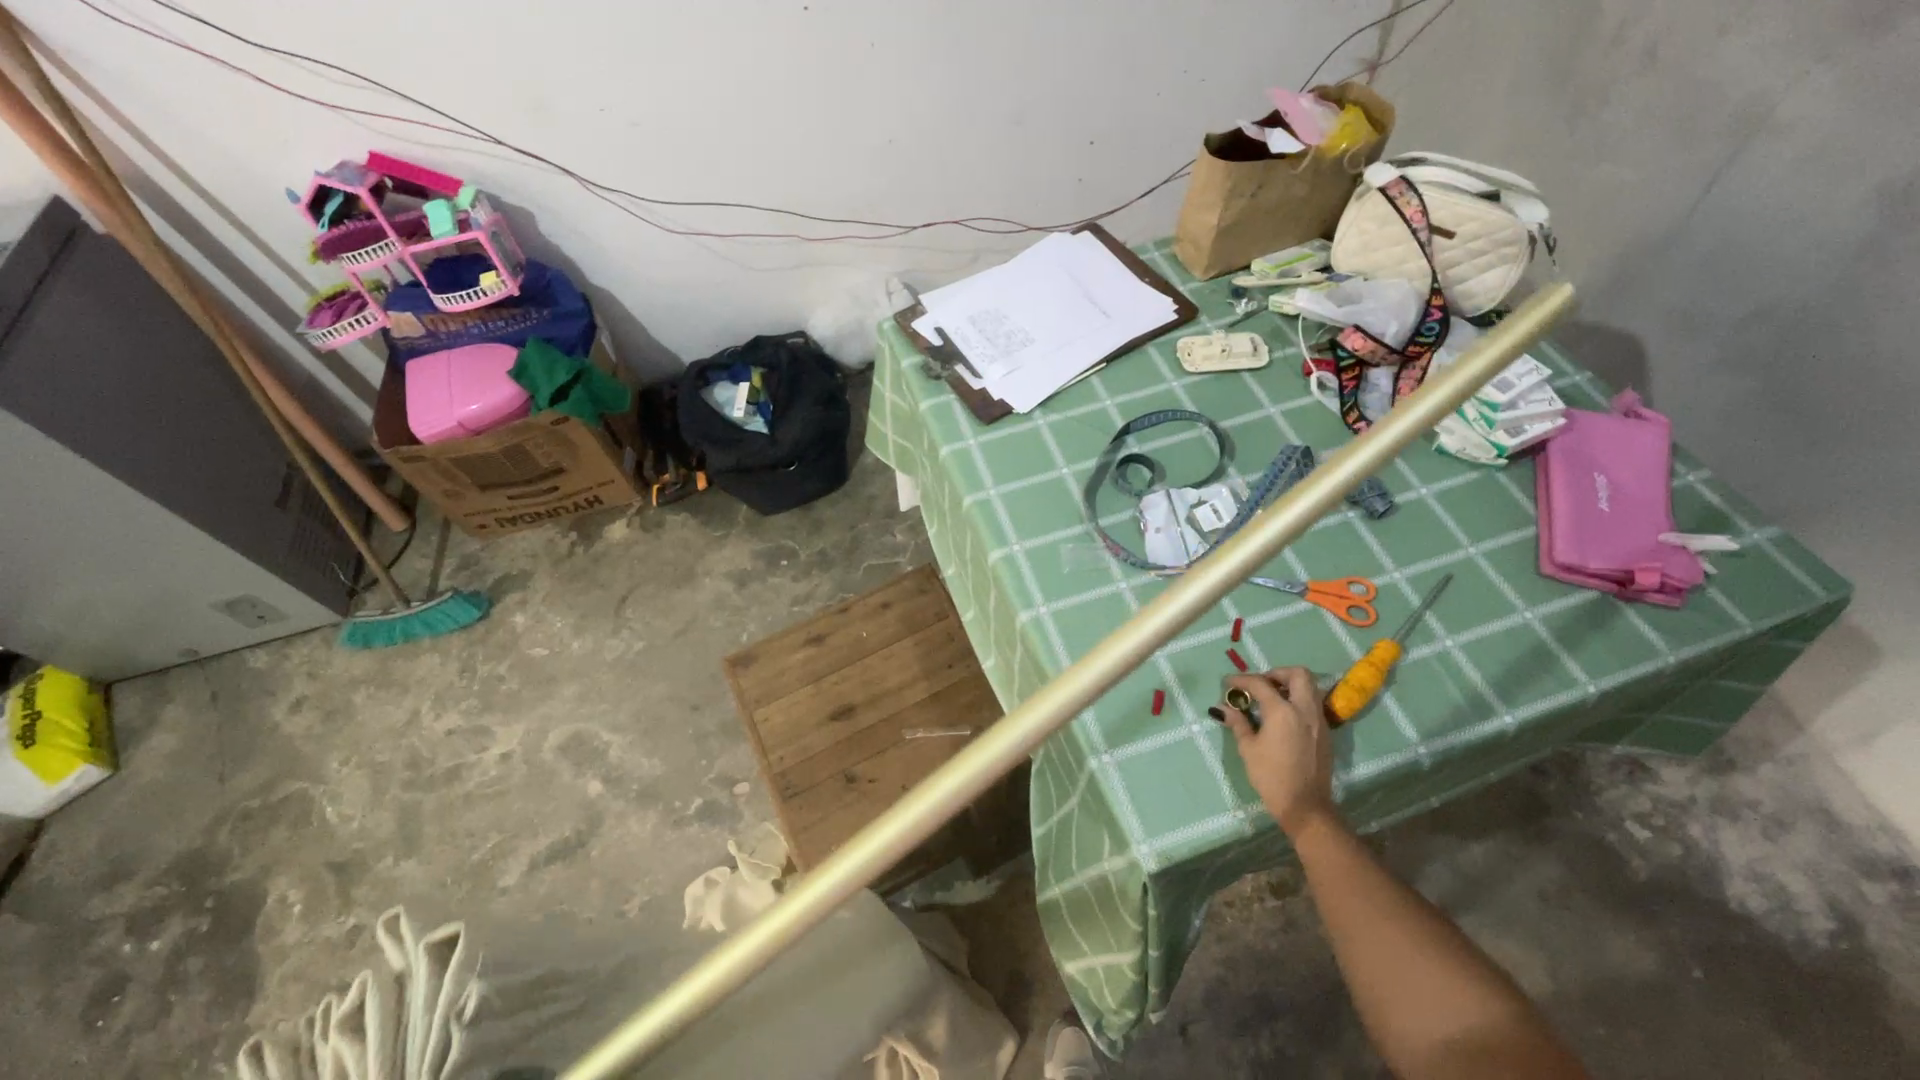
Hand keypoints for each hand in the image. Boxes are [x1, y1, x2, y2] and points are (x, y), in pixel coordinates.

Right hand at [1219, 667, 1335, 837]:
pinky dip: (1299, 700)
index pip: (1260, 684)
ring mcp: (1319, 720)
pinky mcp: (1326, 731)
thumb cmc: (1271, 777)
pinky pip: (1314, 704)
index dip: (1241, 680)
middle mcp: (1304, 709)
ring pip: (1310, 687)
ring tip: (1272, 698)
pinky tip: (1284, 716)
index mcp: (1283, 711)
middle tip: (1260, 685)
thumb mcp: (1248, 749)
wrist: (1305, 805)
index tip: (1228, 682)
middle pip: (1297, 674)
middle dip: (1277, 673)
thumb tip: (1222, 708)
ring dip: (1291, 685)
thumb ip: (1238, 723)